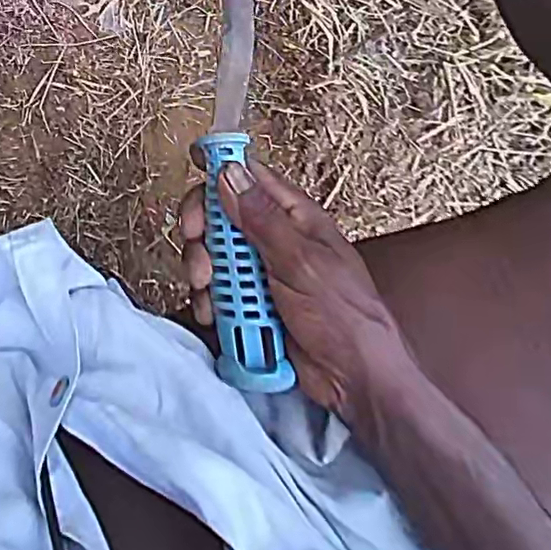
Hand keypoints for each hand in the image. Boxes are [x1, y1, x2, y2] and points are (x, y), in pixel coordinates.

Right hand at [178, 158, 418, 411]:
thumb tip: (230, 172)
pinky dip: (209, 300)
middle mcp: (272, 236)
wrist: (357, 385)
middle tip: (203, 257)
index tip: (194, 164)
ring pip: (211, 253)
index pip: (249, 175)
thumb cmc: (346, 319)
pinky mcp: (249, 298)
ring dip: (204, 273)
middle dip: (203, 233)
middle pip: (219, 214)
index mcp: (293, 216)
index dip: (220, 167)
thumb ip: (262, 218)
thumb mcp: (303, 263)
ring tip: (212, 295)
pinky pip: (214, 288)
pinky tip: (217, 315)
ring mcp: (259, 269)